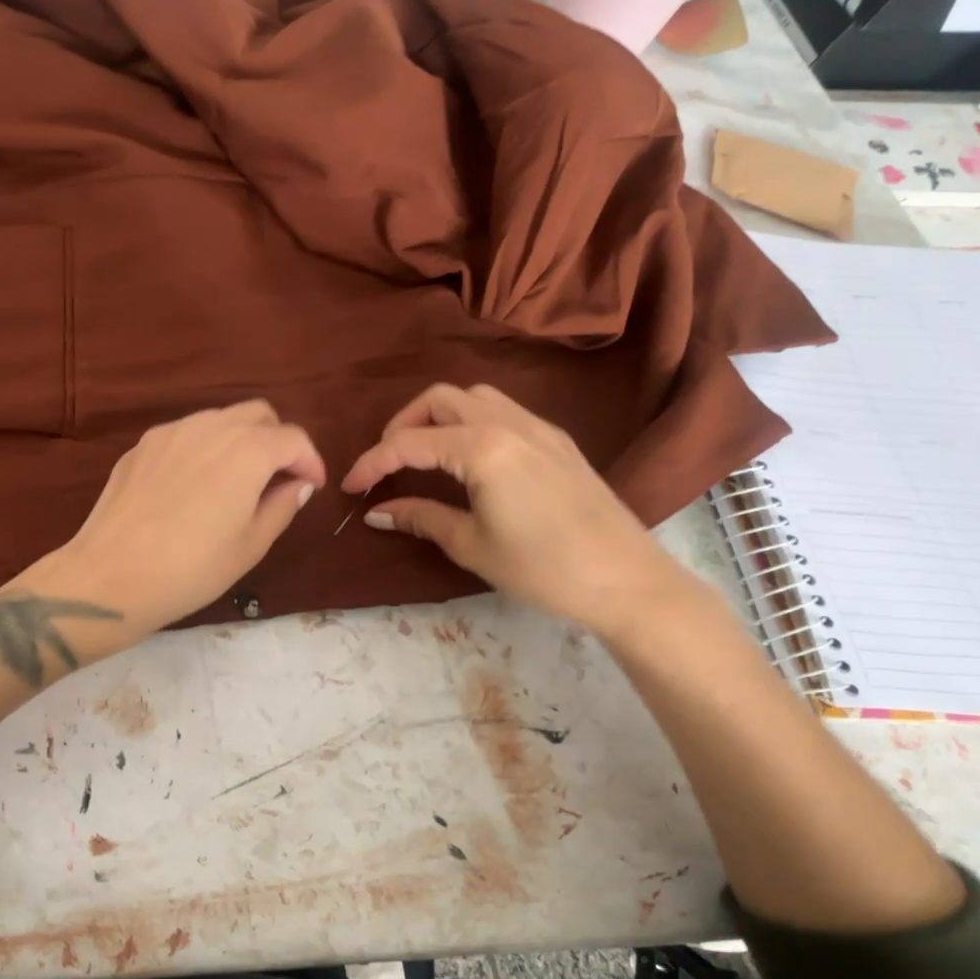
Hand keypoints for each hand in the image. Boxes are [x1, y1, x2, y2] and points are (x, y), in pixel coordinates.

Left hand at [48, 400, 324, 631]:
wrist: (110, 576)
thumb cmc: (191, 569)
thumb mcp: (250, 545)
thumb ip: (280, 506)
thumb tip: (296, 483)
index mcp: (246, 449)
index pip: (293, 438)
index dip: (309, 461)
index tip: (310, 487)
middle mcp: (209, 427)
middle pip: (257, 414)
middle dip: (276, 440)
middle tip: (276, 479)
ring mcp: (169, 433)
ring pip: (217, 419)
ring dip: (238, 440)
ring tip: (235, 483)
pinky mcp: (139, 447)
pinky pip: (183, 435)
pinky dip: (202, 449)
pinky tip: (193, 488)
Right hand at [342, 384, 686, 635]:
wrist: (629, 581)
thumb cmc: (543, 567)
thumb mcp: (471, 545)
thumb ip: (421, 518)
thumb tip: (377, 511)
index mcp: (483, 448)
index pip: (408, 443)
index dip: (371, 463)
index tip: (350, 489)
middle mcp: (509, 424)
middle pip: (440, 399)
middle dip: (403, 425)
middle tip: (387, 464)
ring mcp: (539, 429)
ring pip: (474, 396)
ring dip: (439, 417)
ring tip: (424, 455)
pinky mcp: (558, 442)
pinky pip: (503, 411)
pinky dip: (471, 422)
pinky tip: (468, 460)